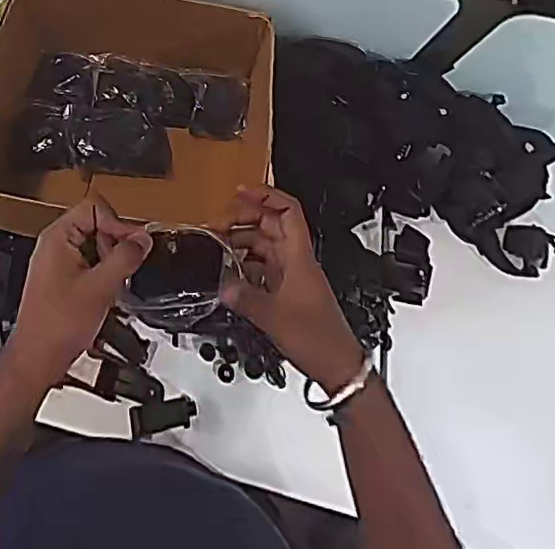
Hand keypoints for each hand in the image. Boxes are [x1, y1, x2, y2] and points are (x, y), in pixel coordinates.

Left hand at [2, 194, 151, 393]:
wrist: (37, 360)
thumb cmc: (55, 327)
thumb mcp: (100, 287)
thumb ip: (125, 257)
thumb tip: (143, 238)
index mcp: (57, 237)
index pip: (95, 208)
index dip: (118, 223)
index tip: (132, 244)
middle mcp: (55, 244)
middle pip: (97, 223)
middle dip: (115, 243)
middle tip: (124, 265)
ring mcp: (57, 260)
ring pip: (96, 243)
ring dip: (111, 259)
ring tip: (112, 282)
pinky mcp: (62, 277)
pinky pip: (90, 260)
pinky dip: (103, 272)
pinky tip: (104, 292)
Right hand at [221, 184, 367, 392]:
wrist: (336, 363)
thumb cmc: (318, 338)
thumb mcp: (274, 317)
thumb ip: (244, 298)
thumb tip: (222, 285)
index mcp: (299, 256)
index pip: (287, 210)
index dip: (265, 195)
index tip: (241, 191)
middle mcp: (296, 260)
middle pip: (271, 224)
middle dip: (244, 217)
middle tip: (218, 223)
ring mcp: (292, 274)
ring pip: (265, 244)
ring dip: (242, 240)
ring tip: (219, 243)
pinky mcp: (287, 289)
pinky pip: (264, 266)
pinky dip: (246, 264)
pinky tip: (231, 270)